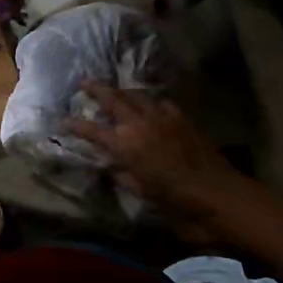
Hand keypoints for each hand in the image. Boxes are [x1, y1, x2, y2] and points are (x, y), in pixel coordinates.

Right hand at [65, 82, 245, 234]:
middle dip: (97, 89)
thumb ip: (123, 174)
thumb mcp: (140, 192)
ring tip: (115, 90)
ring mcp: (163, 117)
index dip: (76, 125)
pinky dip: (151, 102)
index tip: (63, 120)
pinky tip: (150, 106)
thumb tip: (112, 164)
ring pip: (138, 96)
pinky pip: (161, 103)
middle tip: (85, 82)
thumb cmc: (174, 200)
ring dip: (124, 92)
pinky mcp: (182, 118)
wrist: (219, 195)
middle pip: (113, 99)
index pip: (92, 130)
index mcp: (124, 144)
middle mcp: (140, 124)